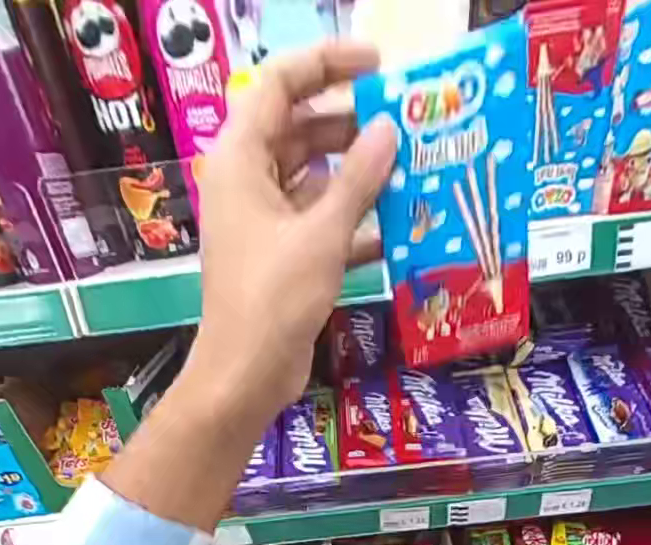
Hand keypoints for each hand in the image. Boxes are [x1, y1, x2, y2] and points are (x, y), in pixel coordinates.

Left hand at [187, 40, 398, 426]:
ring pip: (314, 183)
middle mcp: (249, 184)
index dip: (327, 64)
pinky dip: (352, 224)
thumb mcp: (321, 235)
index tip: (378, 66)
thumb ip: (357, 180)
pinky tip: (395, 229)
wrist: (248, 374)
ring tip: (409, 171)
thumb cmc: (275, 299)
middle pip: (300, 132)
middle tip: (405, 126)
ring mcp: (265, 224)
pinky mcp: (283, 260)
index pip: (279, 86)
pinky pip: (320, 226)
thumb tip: (387, 131)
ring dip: (358, 178)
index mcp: (241, 160)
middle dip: (351, 125)